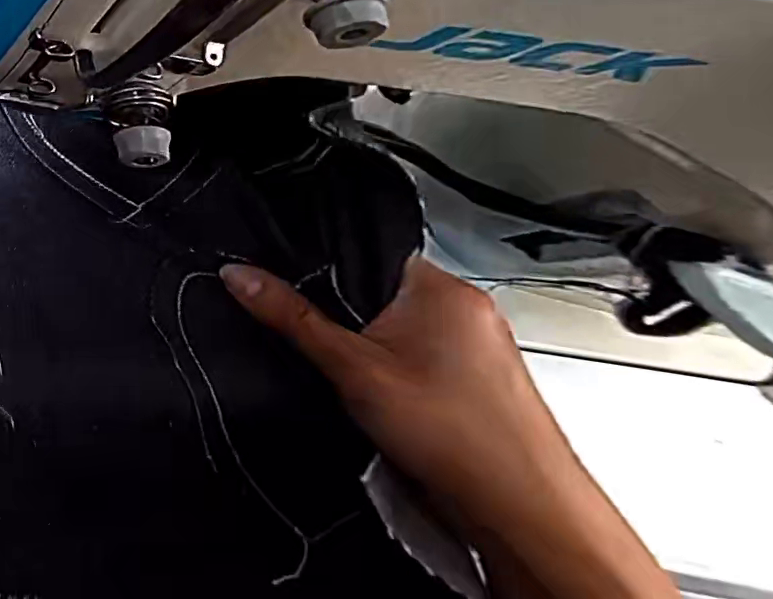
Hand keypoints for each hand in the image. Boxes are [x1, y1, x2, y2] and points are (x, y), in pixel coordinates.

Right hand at [220, 257, 566, 523]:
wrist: (531, 522)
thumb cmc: (465, 443)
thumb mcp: (350, 367)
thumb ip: (290, 316)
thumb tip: (241, 276)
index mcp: (441, 286)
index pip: (363, 251)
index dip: (327, 275)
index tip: (310, 302)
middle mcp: (469, 308)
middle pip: (379, 294)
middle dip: (355, 325)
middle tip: (349, 360)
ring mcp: (483, 345)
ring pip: (401, 331)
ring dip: (380, 355)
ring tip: (380, 392)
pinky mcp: (486, 380)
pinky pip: (424, 359)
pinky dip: (404, 377)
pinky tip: (402, 410)